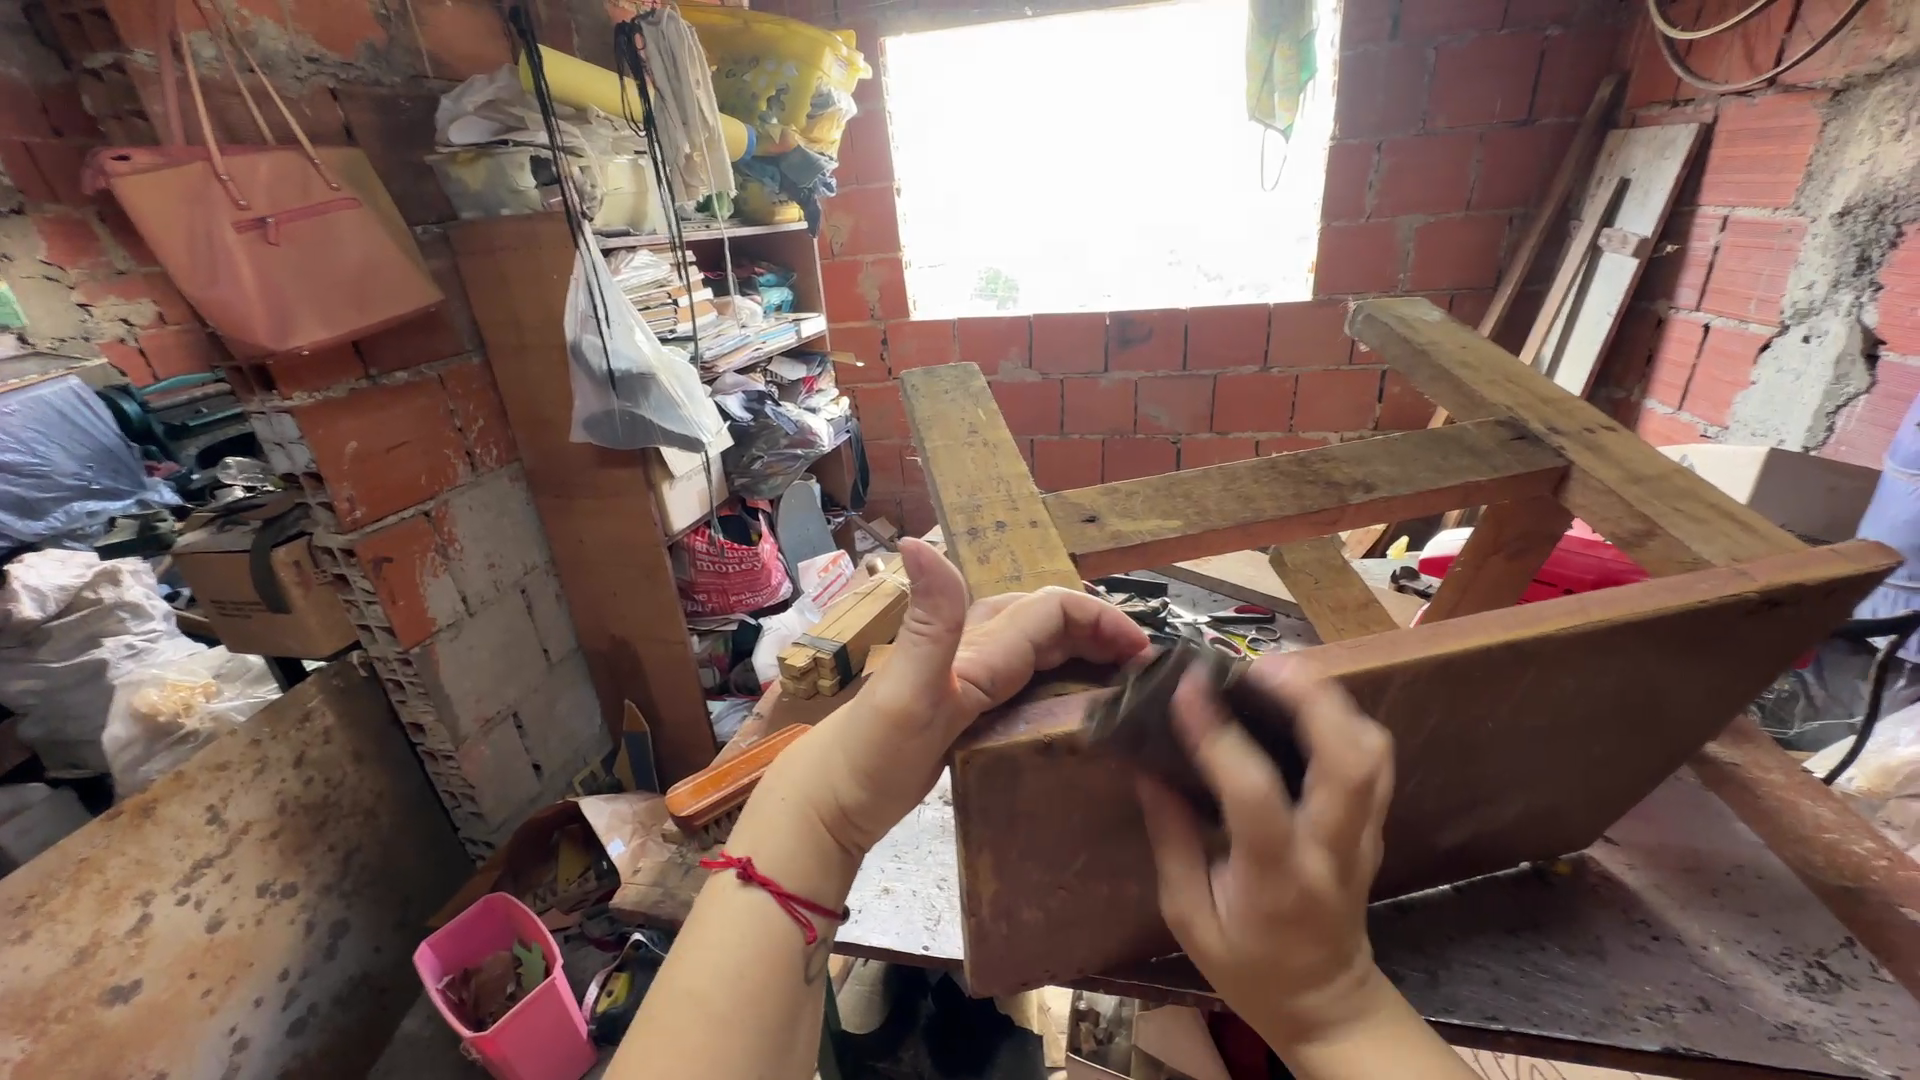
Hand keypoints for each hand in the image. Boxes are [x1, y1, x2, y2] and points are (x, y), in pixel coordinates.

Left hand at [773, 537, 1148, 855]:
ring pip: (1035, 648)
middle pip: (1046, 622)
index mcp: (974, 647)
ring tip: (1120, 677)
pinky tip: (1069, 703)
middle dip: (1099, 630)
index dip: (1101, 620)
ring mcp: (966, 682)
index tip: (1143, 653)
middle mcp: (972, 653)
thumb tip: (918, 541)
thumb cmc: (871, 754)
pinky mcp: (964, 712)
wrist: (829, 801)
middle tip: (1142, 668)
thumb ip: (929, 620)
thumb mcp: (906, 690)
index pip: (1049, 612)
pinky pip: (1021, 681)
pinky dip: (1056, 680)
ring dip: (1081, 651)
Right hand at [1137, 659, 1396, 1051]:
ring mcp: (1363, 835)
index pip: (1255, 794)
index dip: (1219, 734)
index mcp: (1277, 878)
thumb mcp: (1188, 916)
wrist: (1327, 1004)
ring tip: (1274, 671)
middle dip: (1309, 696)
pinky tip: (1297, 701)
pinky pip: (1370, 757)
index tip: (1186, 687)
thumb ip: (1171, 838)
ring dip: (1328, 699)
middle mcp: (1332, 849)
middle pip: (1349, 759)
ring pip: (1371, 751)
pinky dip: (1339, 716)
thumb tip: (1147, 768)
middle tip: (1254, 664)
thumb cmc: (1249, 967)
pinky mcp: (1371, 825)